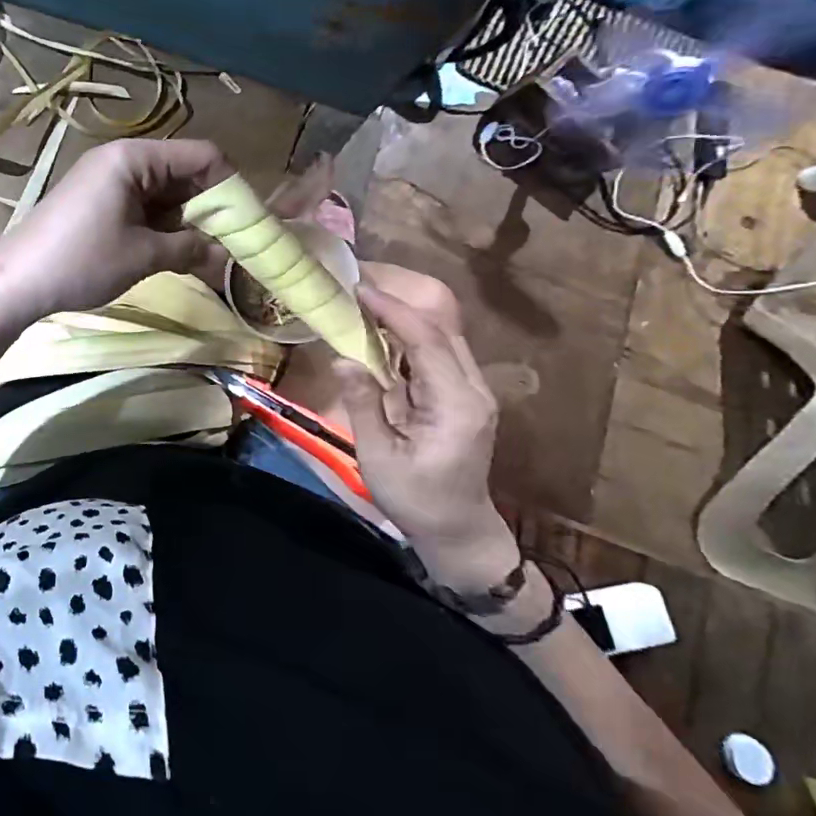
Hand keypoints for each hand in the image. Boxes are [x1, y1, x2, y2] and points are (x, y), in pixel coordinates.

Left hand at [0, 139, 234, 321]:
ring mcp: (104, 181)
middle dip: (208, 207)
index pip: (202, 155)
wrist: (15, 282)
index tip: (245, 224)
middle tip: (228, 245)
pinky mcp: (94, 202)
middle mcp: (121, 159)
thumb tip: (224, 255)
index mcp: (134, 157)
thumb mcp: (143, 256)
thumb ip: (190, 248)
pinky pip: (140, 205)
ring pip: (162, 192)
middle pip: (182, 172)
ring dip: (184, 221)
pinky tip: (169, 253)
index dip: (230, 186)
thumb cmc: (82, 261)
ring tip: (202, 255)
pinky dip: (159, 226)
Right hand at [333, 285, 517, 590]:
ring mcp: (473, 392)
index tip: (358, 289)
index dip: (393, 310)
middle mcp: (474, 390)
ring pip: (443, 337)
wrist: (457, 529)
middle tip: (357, 286)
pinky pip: (438, 353)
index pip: (427, 340)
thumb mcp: (378, 456)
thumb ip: (363, 404)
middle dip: (400, 302)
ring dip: (405, 315)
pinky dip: (410, 335)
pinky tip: (381, 331)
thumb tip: (342, 357)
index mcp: (457, 404)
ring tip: (364, 302)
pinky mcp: (463, 396)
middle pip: (441, 329)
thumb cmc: (415, 498)